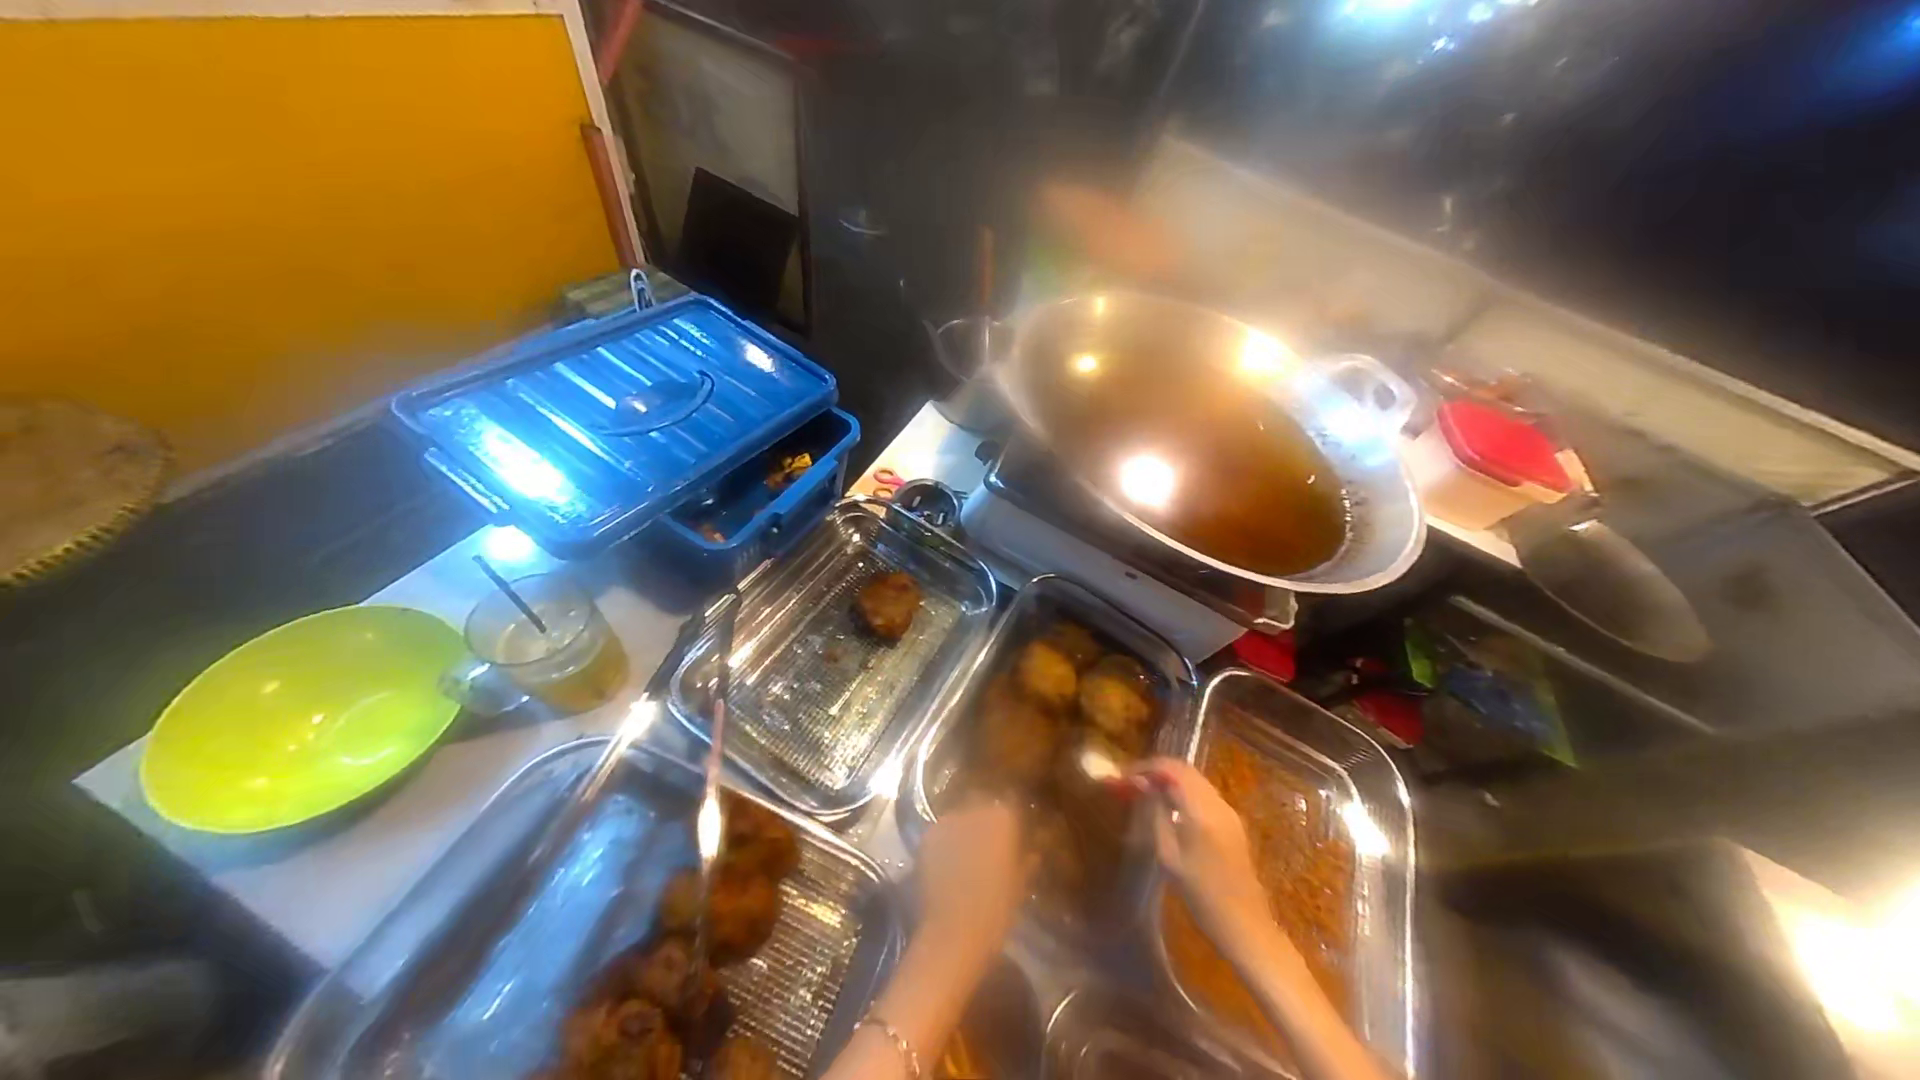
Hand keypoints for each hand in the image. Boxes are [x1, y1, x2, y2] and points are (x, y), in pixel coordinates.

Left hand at [915, 796, 1025, 955]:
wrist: (953, 932)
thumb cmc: (996, 910)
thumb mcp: (1020, 885)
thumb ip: (1026, 861)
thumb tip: (1032, 852)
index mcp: (1003, 818)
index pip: (1010, 804)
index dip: (1011, 820)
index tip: (1014, 833)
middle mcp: (974, 810)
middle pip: (982, 805)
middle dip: (985, 820)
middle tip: (990, 843)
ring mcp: (947, 821)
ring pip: (959, 818)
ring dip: (964, 829)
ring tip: (966, 852)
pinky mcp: (927, 836)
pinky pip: (940, 832)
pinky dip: (945, 841)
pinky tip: (948, 861)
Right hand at [1131, 758, 1270, 941]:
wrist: (1244, 925)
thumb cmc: (1200, 894)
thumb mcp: (1168, 854)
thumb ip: (1155, 812)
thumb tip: (1140, 782)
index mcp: (1201, 810)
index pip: (1171, 768)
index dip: (1145, 767)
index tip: (1123, 777)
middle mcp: (1218, 803)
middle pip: (1185, 769)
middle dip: (1156, 770)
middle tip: (1131, 782)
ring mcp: (1229, 812)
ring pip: (1195, 780)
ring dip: (1169, 779)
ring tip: (1145, 793)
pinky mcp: (1232, 822)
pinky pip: (1204, 794)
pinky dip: (1183, 791)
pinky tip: (1168, 807)